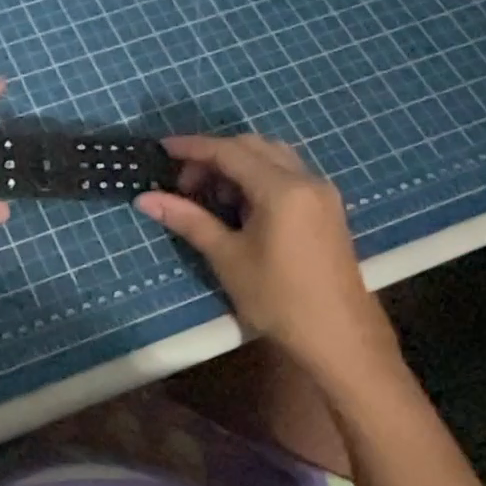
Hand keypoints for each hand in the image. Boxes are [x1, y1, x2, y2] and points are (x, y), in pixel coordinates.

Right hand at [135, 134, 397, 377]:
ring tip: (211, 197)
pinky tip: (240, 207)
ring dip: (237, 165)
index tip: (161, 149)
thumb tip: (145, 198)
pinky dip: (257, 178)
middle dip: (214, 156)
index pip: (229, 151)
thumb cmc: (279, 298)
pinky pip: (287, 174)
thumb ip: (187, 219)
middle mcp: (307, 180)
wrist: (340, 339)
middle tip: (184, 184)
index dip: (192, 147)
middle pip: (252, 147)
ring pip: (272, 157)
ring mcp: (321, 193)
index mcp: (282, 189)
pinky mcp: (326, 209)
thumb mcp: (227, 257)